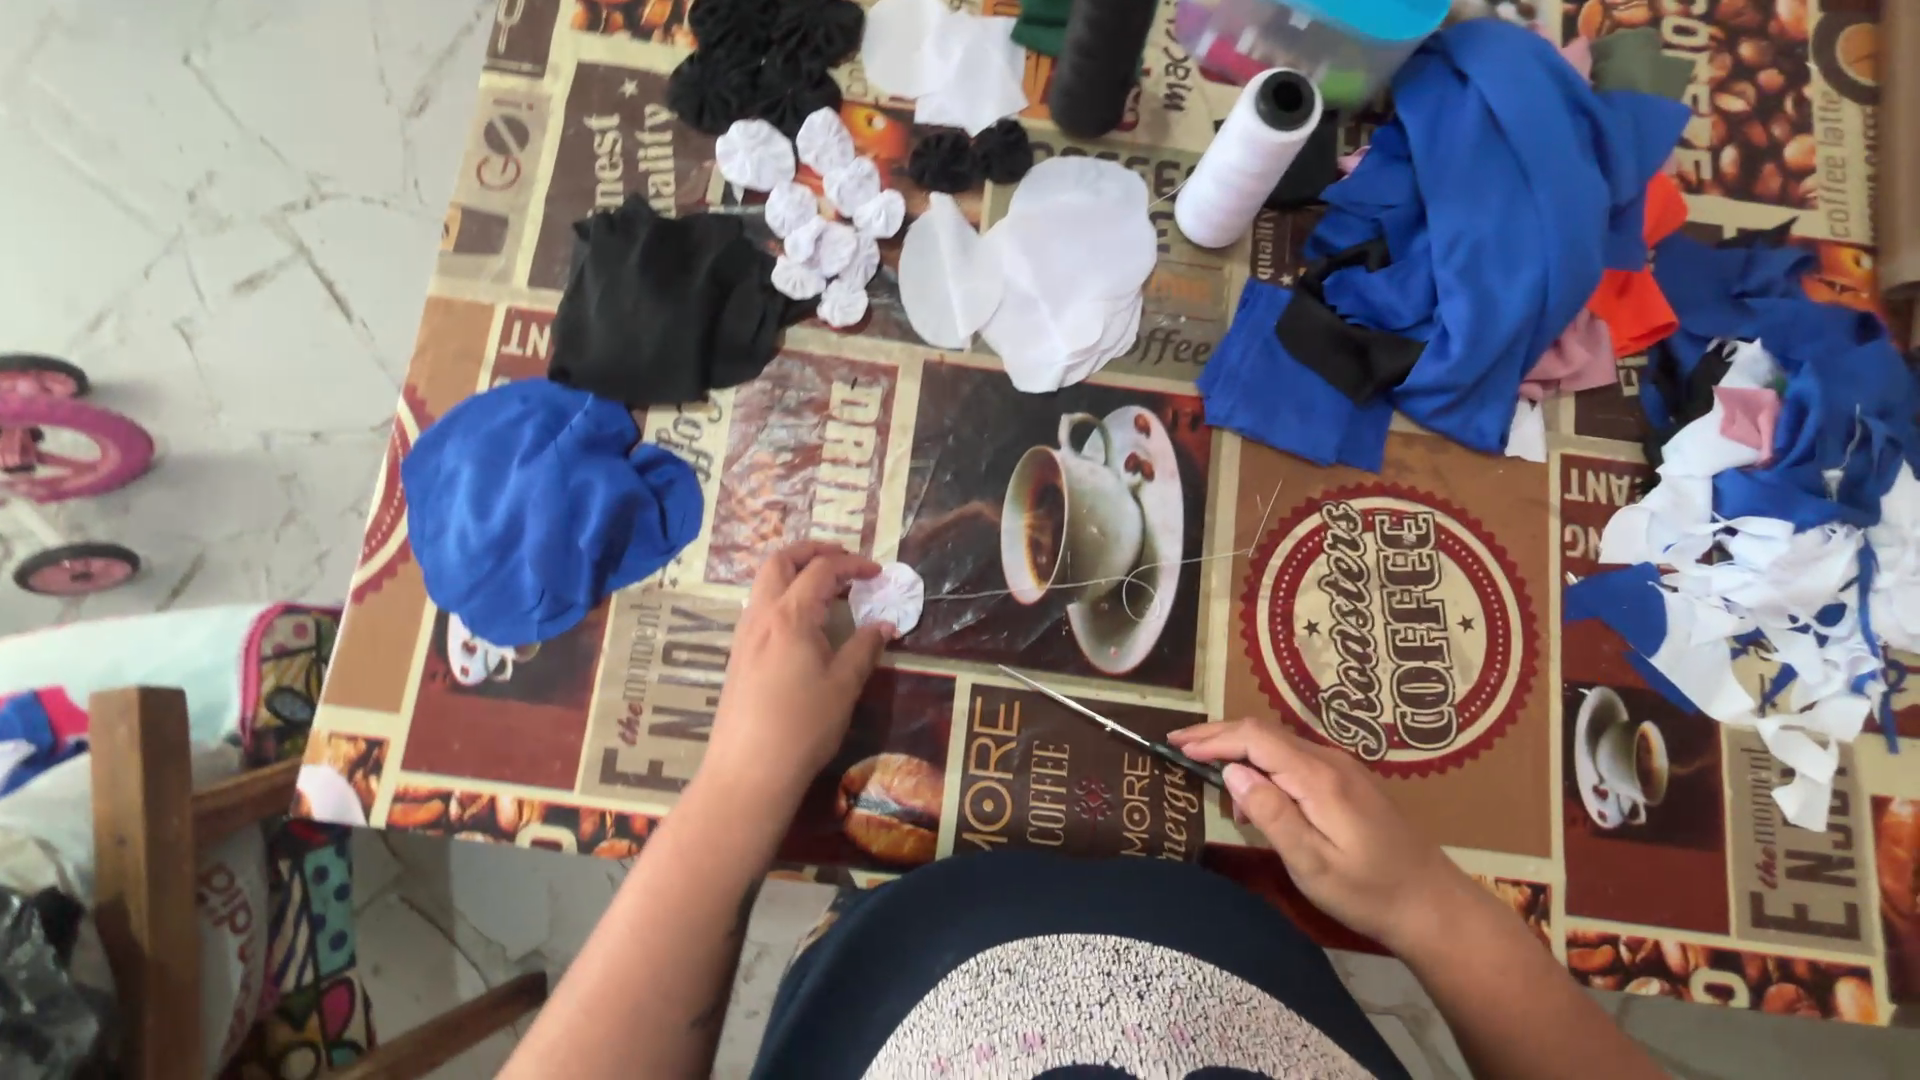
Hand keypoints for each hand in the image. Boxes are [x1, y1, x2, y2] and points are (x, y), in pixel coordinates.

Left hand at [702, 543, 893, 805]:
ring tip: (825, 588)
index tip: (878, 573)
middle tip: (843, 560)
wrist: (749, 771)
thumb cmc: (803, 726)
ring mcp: (744, 635)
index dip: (853, 564)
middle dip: (812, 551)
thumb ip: (865, 648)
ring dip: (794, 572)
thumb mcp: (845, 685)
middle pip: (780, 561)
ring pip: (764, 582)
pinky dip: (782, 595)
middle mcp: (762, 615)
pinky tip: (802, 622)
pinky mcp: (738, 655)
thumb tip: (884, 625)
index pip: (822, 570)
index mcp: (791, 616)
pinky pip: (759, 606)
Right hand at [1168, 716, 1471, 950]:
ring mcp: (1341, 768)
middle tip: (1179, 745)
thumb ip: (1271, 814)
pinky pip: (1293, 758)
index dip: (1213, 738)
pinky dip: (1261, 763)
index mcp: (1319, 778)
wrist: (1434, 906)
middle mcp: (1329, 761)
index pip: (1254, 738)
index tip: (1178, 746)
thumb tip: (1232, 772)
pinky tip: (1252, 793)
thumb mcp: (1312, 864)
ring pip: (1277, 743)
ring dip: (1238, 750)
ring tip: (1208, 776)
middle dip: (1218, 735)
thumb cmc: (1368, 892)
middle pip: (1263, 732)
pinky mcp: (1346, 781)